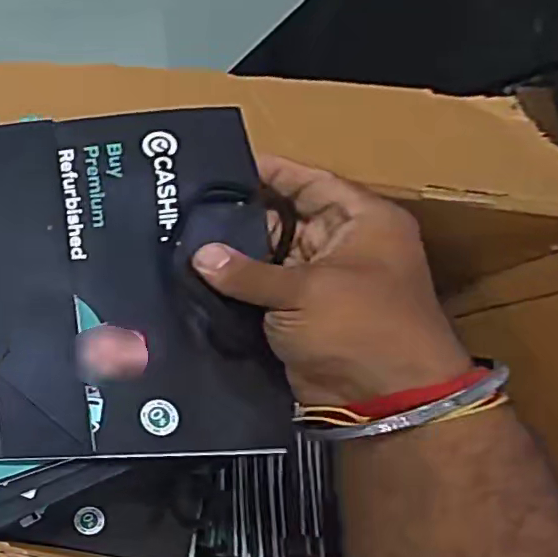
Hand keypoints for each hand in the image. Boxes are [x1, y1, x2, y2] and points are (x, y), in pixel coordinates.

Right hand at [190, 154, 471, 406]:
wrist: (380, 394)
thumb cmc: (362, 327)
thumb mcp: (304, 291)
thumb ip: (246, 271)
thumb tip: (199, 255)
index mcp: (361, 223)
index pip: (311, 183)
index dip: (272, 171)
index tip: (226, 162)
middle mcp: (337, 245)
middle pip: (280, 218)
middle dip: (236, 214)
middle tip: (184, 205)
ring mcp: (313, 279)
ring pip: (262, 254)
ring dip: (228, 252)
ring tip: (177, 238)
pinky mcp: (291, 310)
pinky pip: (253, 286)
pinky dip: (228, 283)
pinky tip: (190, 276)